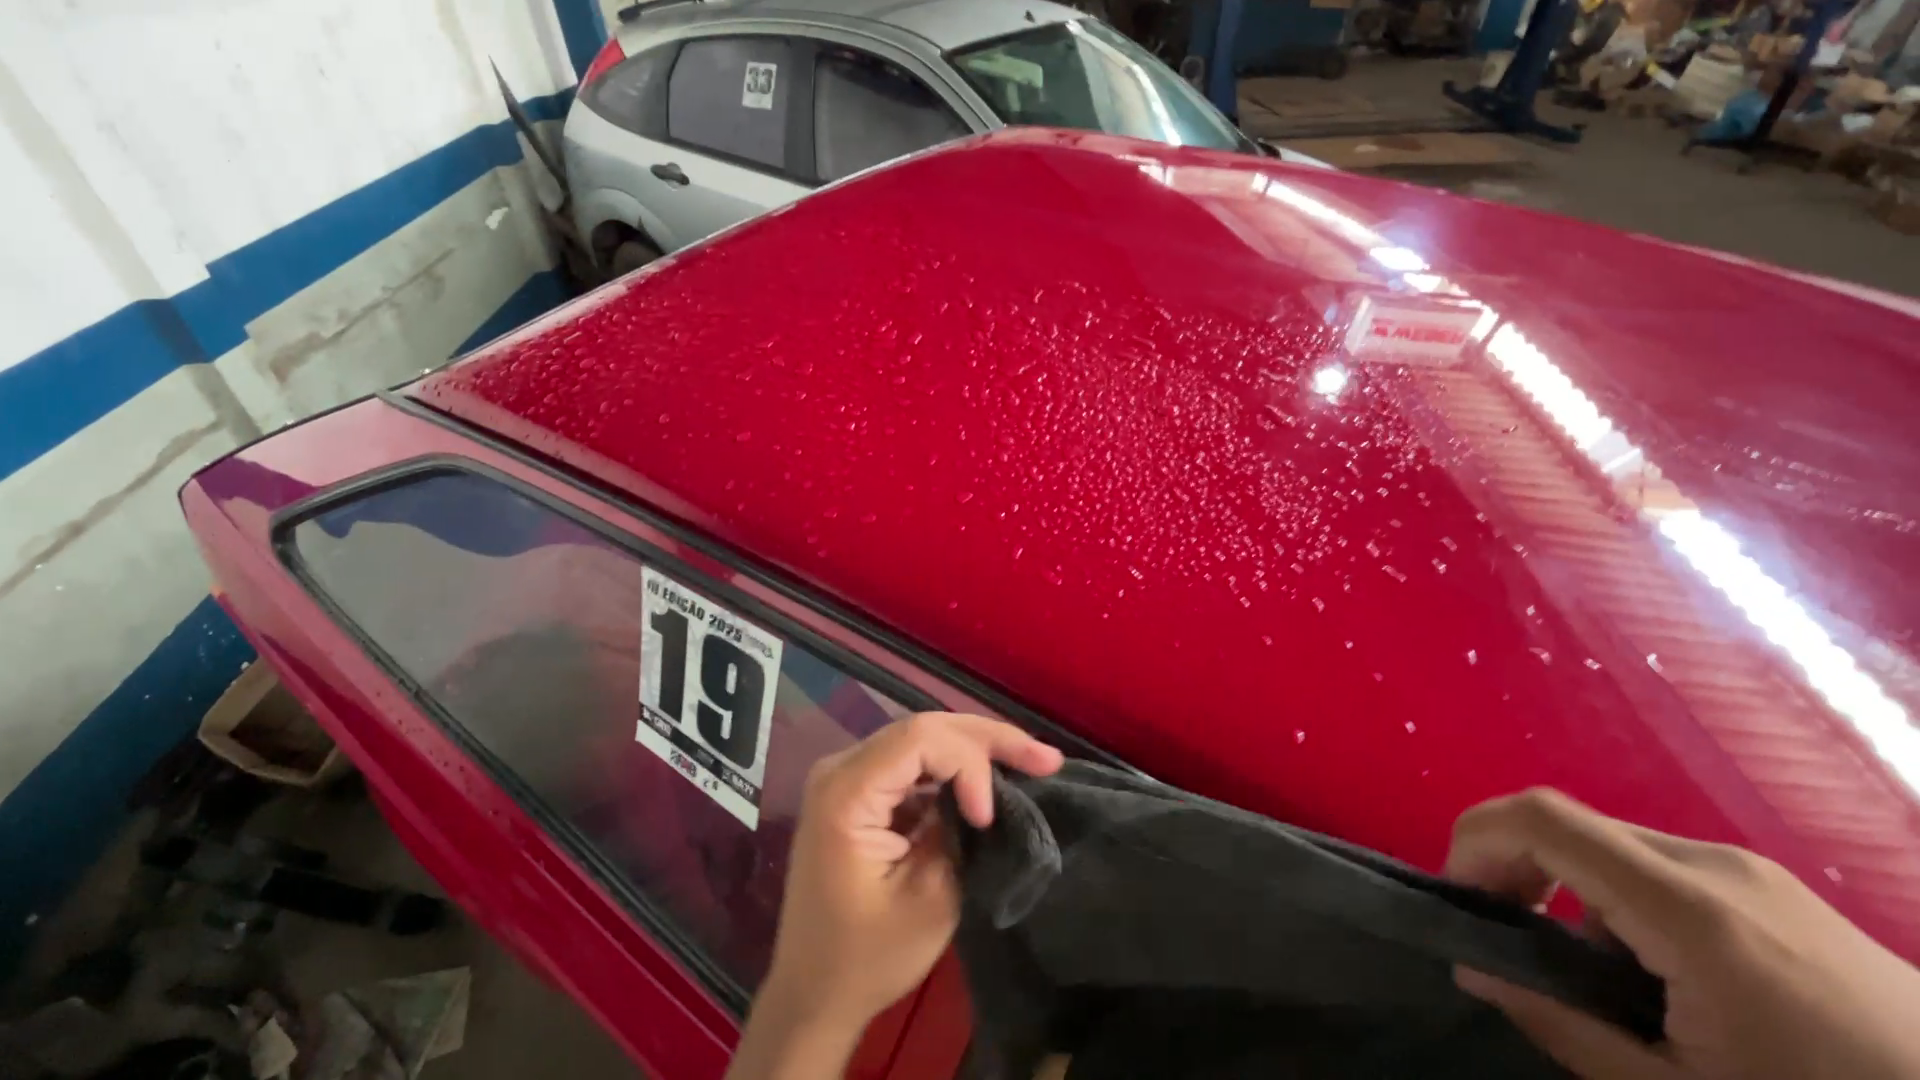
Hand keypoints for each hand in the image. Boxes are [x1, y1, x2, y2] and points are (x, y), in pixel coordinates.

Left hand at [727, 713, 1062, 1079]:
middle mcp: (839, 770)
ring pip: (921, 741)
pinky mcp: (858, 795)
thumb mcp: (928, 897)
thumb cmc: (869, 956)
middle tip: (1045, 757)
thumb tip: (983, 794)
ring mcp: (846, 779)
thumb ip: (956, 831)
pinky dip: (953, 769)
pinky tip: (991, 777)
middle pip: (922, 729)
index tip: (987, 817)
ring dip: (976, 750)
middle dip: (988, 740)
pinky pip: (911, 764)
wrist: (815, 991)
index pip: (919, 739)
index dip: (969, 763)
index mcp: (846, 794)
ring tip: (1031, 760)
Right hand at [1446, 788, 1919, 1079]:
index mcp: (1691, 910)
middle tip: (1505, 945)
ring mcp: (1752, 874)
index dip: (1475, 840)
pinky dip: (1618, 904)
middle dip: (1513, 872)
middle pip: (1570, 828)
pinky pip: (1660, 870)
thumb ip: (1562, 1025)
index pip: (1543, 819)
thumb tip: (1472, 969)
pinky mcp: (1775, 892)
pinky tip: (1654, 979)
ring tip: (1591, 983)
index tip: (1461, 903)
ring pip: (1611, 849)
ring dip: (1568, 894)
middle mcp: (1715, 866)